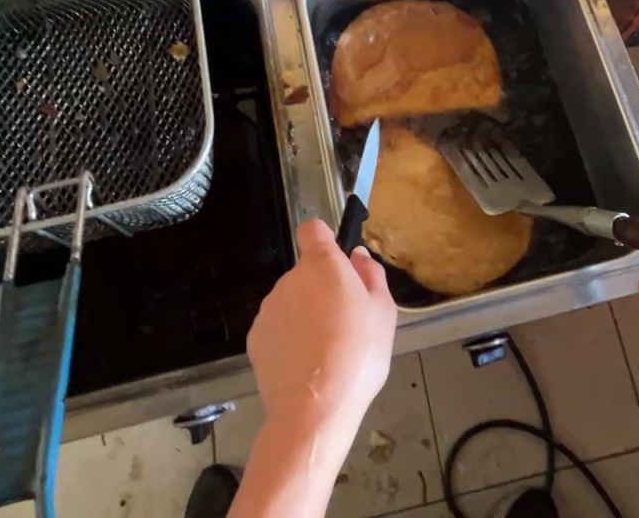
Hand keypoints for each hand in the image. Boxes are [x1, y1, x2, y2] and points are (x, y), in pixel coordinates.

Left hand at [247, 219, 397, 436]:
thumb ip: (371, 276)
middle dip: (322, 288)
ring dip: (305, 314)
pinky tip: (304, 366)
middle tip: (345, 322)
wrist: (316, 408)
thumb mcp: (383, 312)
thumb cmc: (358, 354)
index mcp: (322, 265)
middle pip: (306, 272)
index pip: (312, 230)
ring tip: (325, 351)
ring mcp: (268, 309)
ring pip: (291, 301)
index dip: (324, 240)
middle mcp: (289, 279)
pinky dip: (288, 339)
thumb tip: (358, 257)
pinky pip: (277, 328)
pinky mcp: (255, 339)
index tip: (338, 262)